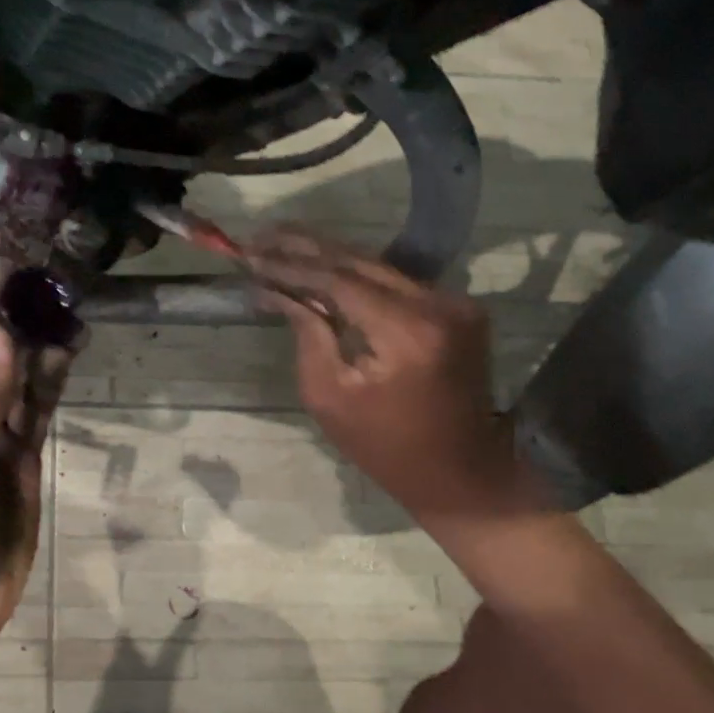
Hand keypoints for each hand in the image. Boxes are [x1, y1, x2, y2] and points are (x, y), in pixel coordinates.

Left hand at [0, 270, 78, 651]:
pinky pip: (34, 408)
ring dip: (38, 347)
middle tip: (51, 283)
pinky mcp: (16, 455)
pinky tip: (67, 352)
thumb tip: (1, 330)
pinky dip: (50, 382)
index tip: (9, 269)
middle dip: (14, 322)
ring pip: (15, 378)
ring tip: (67, 310)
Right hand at [249, 228, 532, 521]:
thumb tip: (277, 289)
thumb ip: (307, 333)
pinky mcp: (458, 309)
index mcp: (408, 332)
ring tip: (281, 244)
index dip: (291, 265)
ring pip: (377, 266)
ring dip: (329, 256)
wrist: (462, 475)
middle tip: (261, 236)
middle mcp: (438, 304)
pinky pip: (396, 282)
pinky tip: (320, 266)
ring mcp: (455, 303)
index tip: (251, 255)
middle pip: (359, 262)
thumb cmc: (386, 447)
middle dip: (306, 248)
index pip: (338, 279)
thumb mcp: (328, 395)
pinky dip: (356, 275)